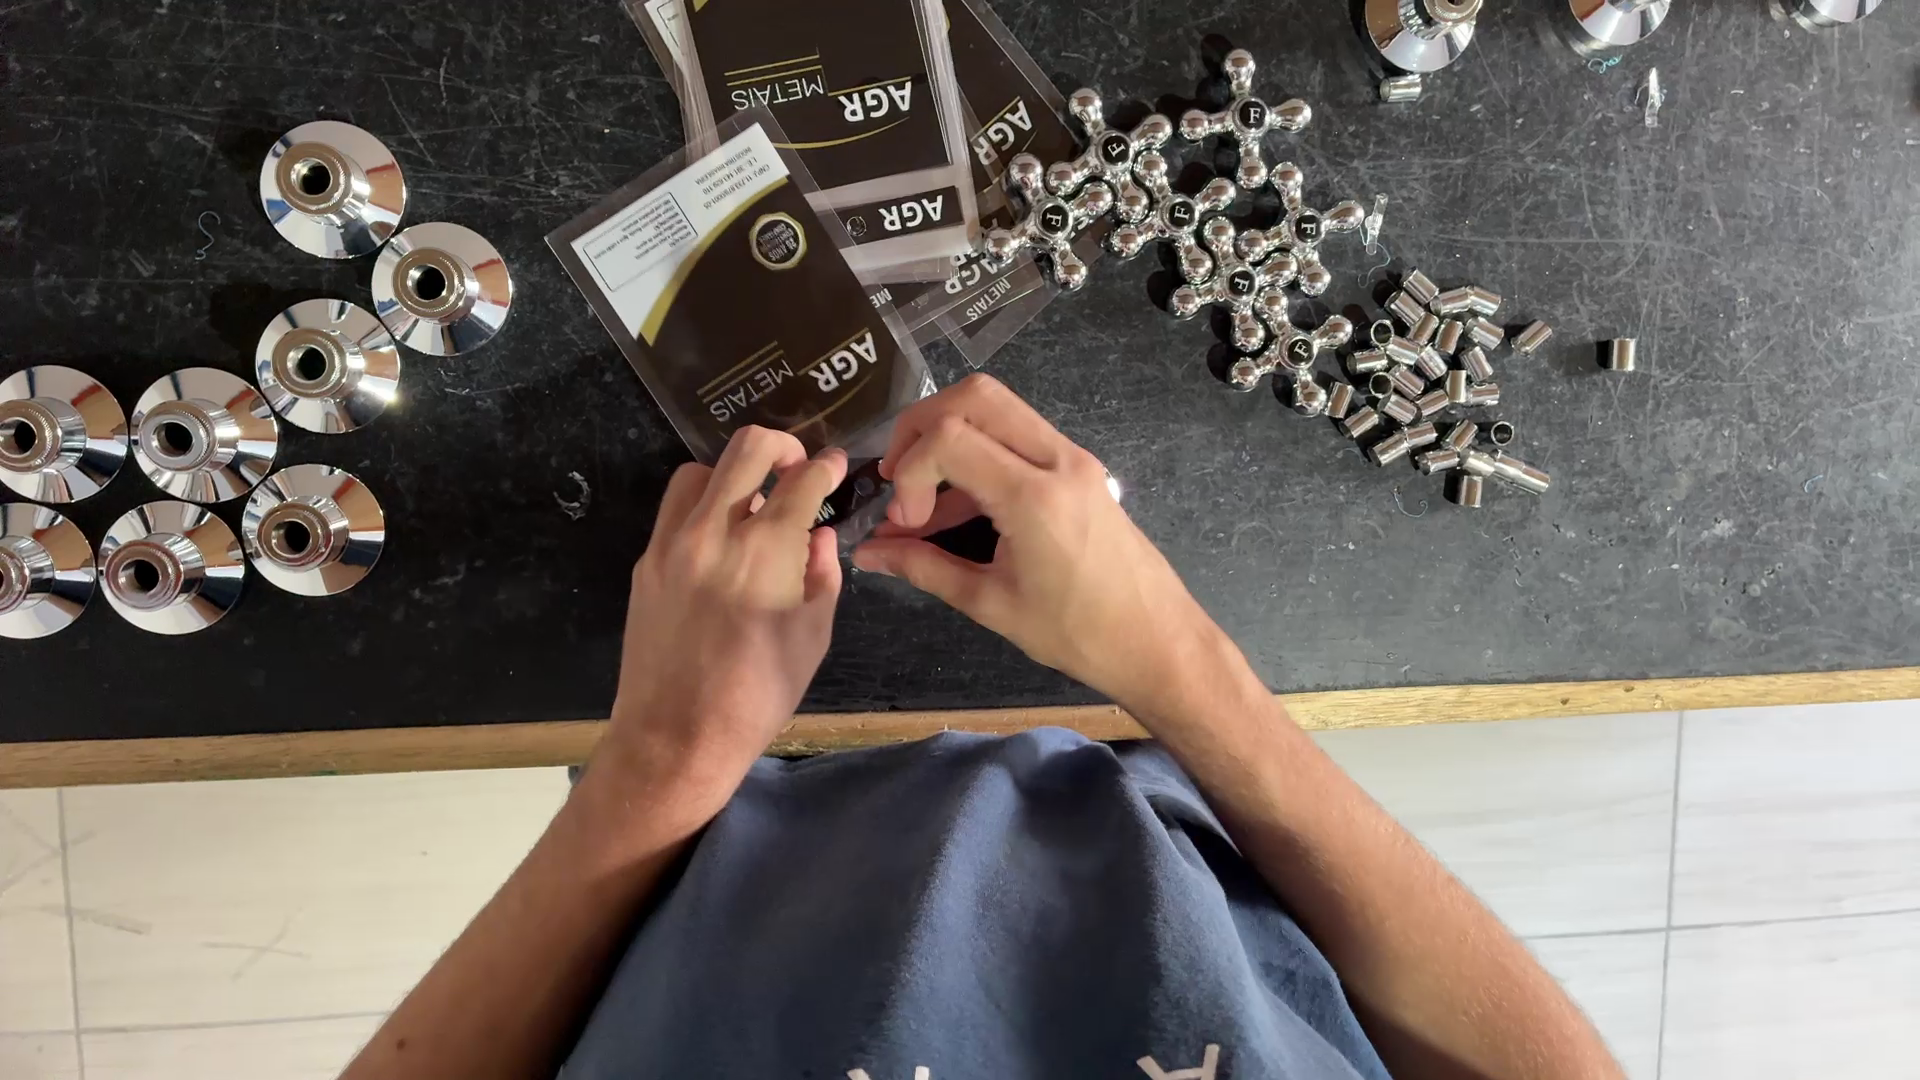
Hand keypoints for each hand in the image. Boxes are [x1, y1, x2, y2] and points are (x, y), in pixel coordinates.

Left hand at [598, 426, 846, 819]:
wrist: (676, 736)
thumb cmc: (760, 692)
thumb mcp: (814, 635)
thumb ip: (823, 573)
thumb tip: (820, 536)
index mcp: (767, 550)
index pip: (803, 481)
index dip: (828, 466)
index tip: (837, 465)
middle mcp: (715, 531)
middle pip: (747, 449)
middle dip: (782, 446)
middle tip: (797, 466)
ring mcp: (672, 544)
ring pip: (700, 471)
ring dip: (734, 474)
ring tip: (753, 505)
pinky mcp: (646, 563)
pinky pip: (675, 510)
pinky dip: (703, 507)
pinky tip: (721, 542)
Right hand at [852, 374, 1222, 717]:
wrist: (1158, 642)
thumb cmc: (1078, 635)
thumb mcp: (991, 604)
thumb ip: (924, 568)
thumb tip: (868, 554)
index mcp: (1034, 497)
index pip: (951, 437)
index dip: (909, 471)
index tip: (904, 520)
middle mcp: (1057, 460)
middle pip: (975, 396)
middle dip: (920, 427)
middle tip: (898, 476)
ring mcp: (1074, 459)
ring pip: (999, 407)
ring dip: (949, 434)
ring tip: (923, 496)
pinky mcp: (1080, 469)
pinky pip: (1019, 438)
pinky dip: (979, 454)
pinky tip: (956, 508)